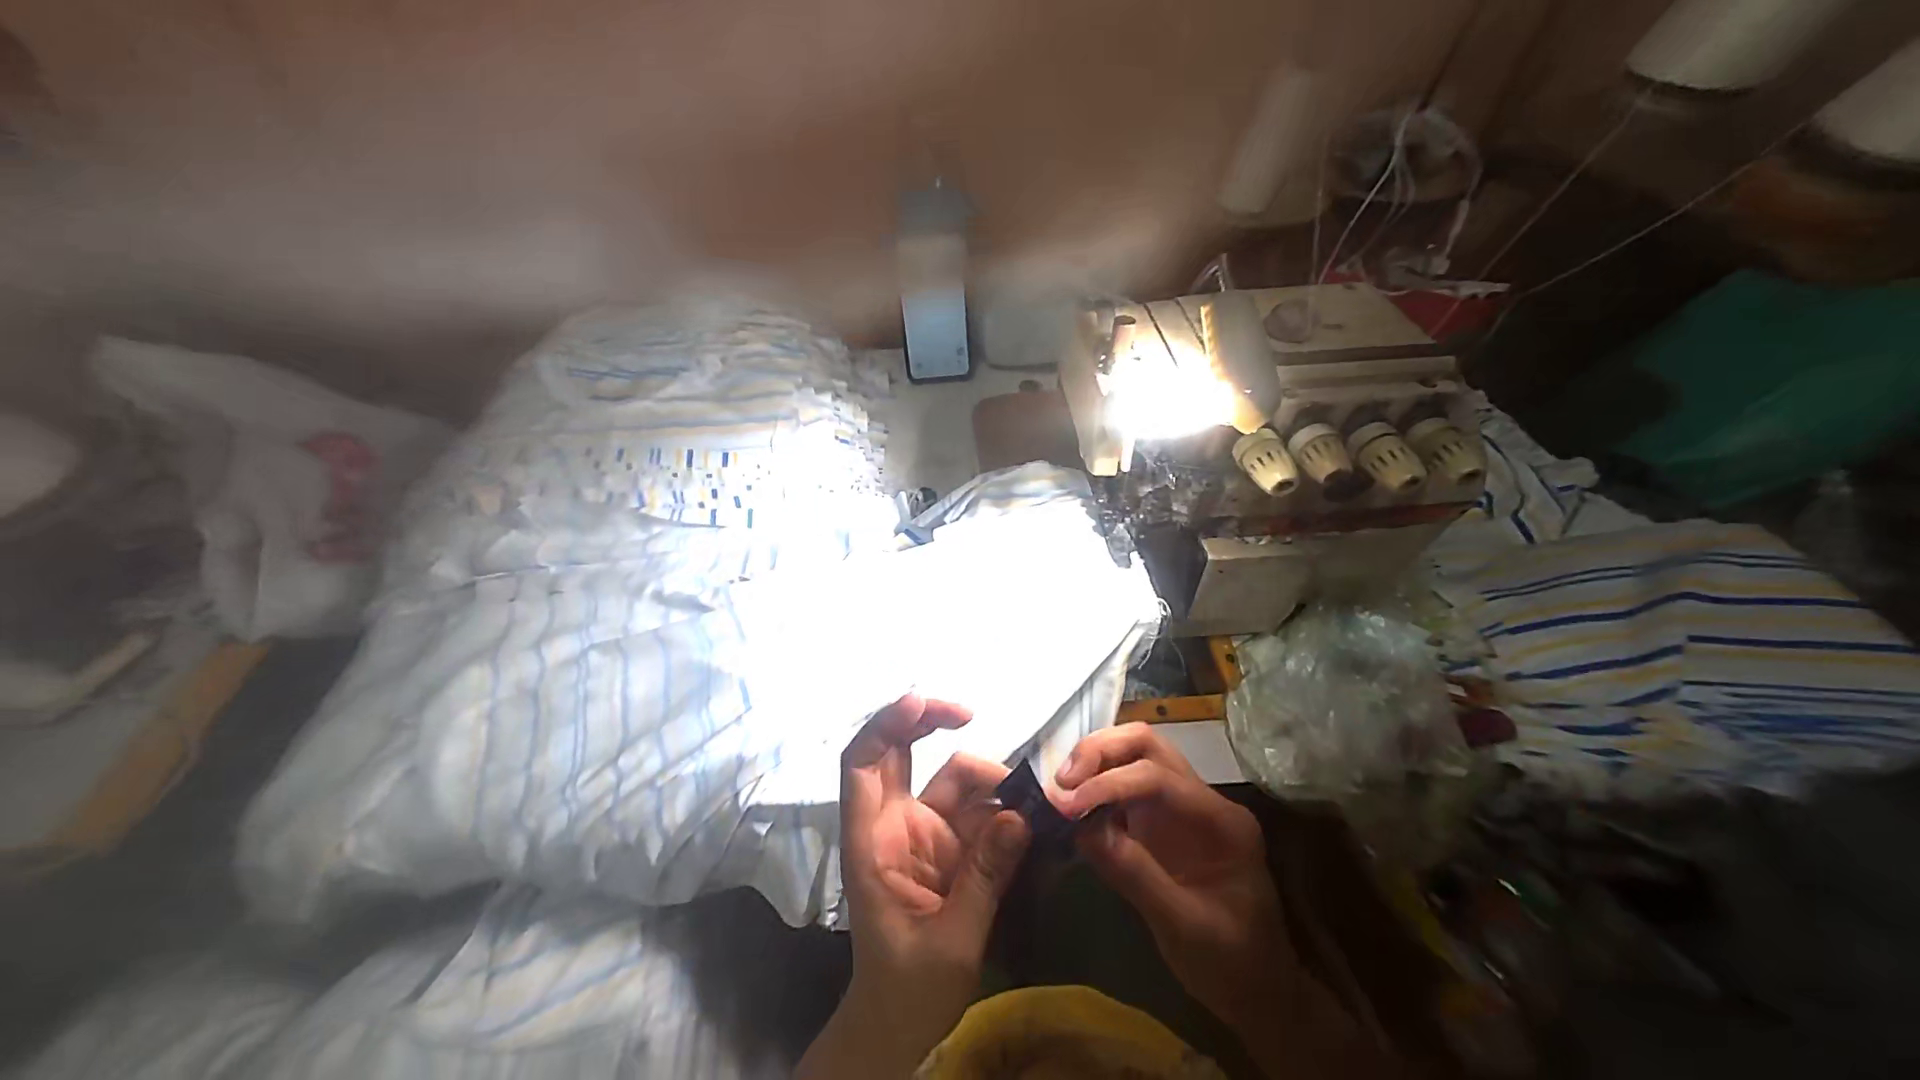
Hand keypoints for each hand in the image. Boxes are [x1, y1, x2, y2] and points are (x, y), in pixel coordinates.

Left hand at [797, 694, 1030, 1078]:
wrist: (902, 1026)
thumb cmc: (908, 987)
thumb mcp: (951, 939)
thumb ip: (984, 877)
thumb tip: (1019, 817)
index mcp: (872, 839)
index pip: (862, 765)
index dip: (885, 725)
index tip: (923, 704)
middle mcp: (895, 823)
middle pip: (899, 753)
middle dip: (929, 723)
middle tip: (968, 713)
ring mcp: (925, 832)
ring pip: (955, 782)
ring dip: (991, 783)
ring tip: (1035, 801)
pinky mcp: (952, 847)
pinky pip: (981, 812)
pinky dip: (1004, 809)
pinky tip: (1033, 820)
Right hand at [1051, 724, 1292, 1028]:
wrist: (1257, 992)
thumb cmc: (1231, 963)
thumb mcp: (1185, 927)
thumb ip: (1136, 874)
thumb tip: (1083, 828)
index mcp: (1221, 820)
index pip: (1158, 777)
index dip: (1109, 784)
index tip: (1069, 806)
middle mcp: (1201, 800)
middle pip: (1147, 745)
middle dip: (1100, 751)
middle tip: (1062, 781)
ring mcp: (1180, 807)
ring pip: (1134, 755)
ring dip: (1095, 761)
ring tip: (1061, 787)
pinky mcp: (1160, 821)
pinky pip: (1124, 784)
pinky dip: (1096, 783)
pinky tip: (1074, 803)